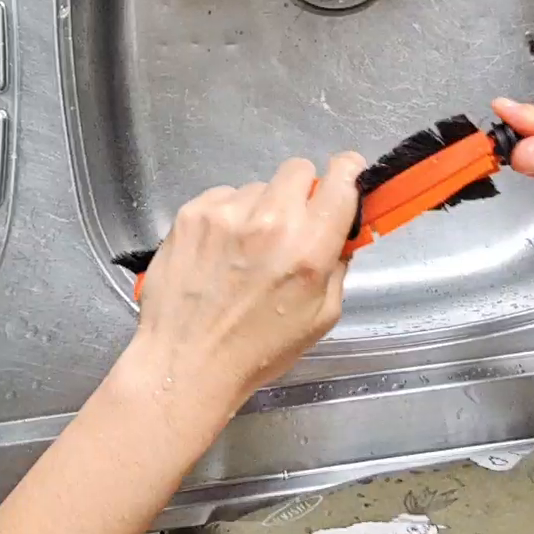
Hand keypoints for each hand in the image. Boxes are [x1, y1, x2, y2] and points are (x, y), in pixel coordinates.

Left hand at [121, 154, 364, 420]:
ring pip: (258, 187)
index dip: (348, 171)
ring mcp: (227, 212)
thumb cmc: (258, 350)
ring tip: (243, 250)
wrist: (184, 364)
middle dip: (301, 192)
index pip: (341, 180)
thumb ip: (337, 266)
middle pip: (299, 169)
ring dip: (259, 209)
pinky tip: (217, 250)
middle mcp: (270, 221)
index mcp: (309, 248)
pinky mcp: (193, 212)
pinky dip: (226, 216)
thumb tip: (341, 233)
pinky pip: (223, 196)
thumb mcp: (320, 318)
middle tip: (289, 225)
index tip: (346, 176)